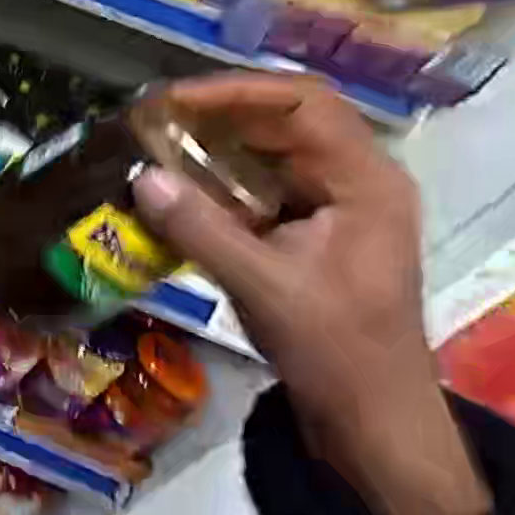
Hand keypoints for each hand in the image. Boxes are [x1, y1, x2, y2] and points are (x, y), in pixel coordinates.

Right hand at [132, 71, 490, 514]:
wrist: (373, 423)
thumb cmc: (338, 355)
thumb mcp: (266, 289)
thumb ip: (202, 230)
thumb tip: (141, 177)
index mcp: (365, 180)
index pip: (303, 103)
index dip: (237, 91)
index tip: (177, 101)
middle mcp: (354, 175)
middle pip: (283, 115)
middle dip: (218, 110)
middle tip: (157, 114)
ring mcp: (333, 197)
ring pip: (269, 143)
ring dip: (215, 137)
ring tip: (160, 137)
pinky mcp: (311, 220)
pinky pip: (260, 176)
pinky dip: (219, 171)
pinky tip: (181, 178)